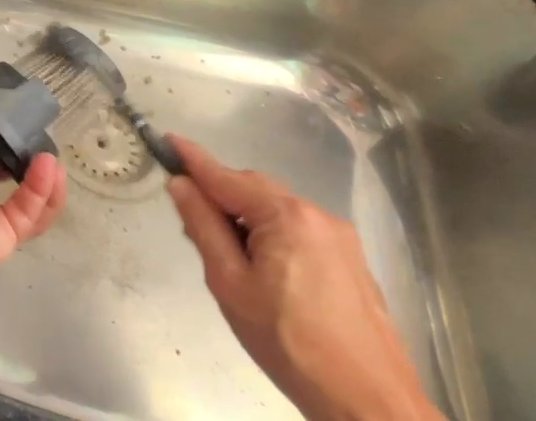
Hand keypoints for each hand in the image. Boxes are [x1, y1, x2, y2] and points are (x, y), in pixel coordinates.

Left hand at [0, 38, 66, 284]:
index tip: (12, 130)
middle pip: (1, 184)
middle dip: (26, 168)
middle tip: (46, 151)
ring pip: (25, 203)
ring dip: (44, 181)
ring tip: (54, 160)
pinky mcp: (5, 238)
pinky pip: (32, 217)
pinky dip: (44, 195)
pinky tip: (51, 171)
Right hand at [166, 136, 442, 420]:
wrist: (368, 401)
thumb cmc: (287, 341)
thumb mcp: (229, 283)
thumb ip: (203, 227)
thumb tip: (181, 185)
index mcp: (286, 217)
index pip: (226, 177)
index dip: (192, 159)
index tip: (167, 140)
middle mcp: (318, 216)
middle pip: (254, 189)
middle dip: (220, 195)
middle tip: (191, 224)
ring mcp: (341, 239)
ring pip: (277, 210)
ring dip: (247, 218)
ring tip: (229, 259)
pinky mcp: (352, 262)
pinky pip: (300, 231)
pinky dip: (272, 234)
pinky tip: (265, 271)